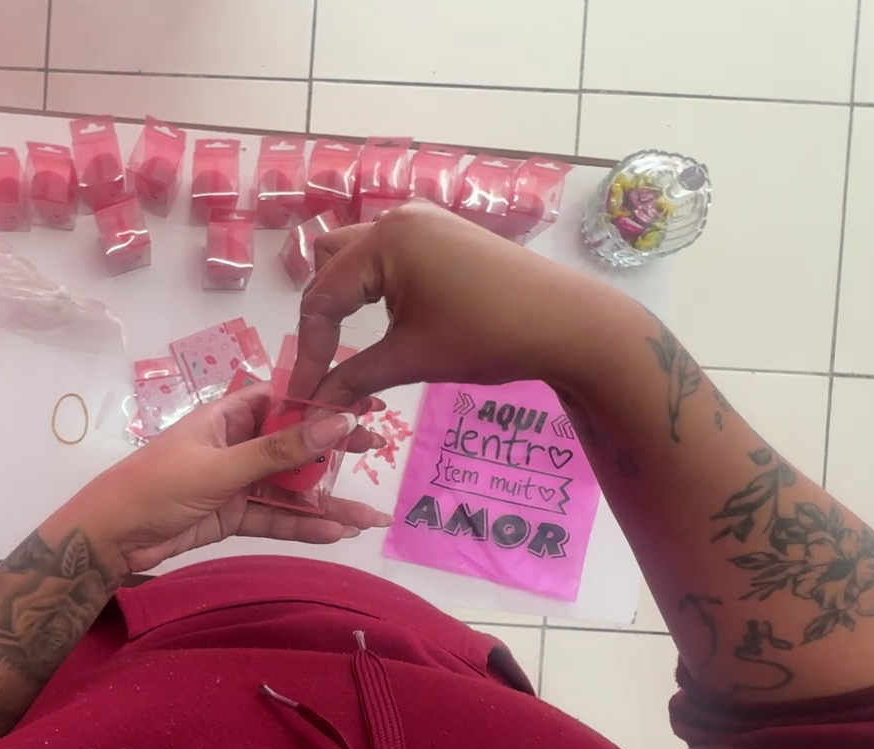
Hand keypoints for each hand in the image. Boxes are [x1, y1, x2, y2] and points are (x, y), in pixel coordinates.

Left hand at [56, 385, 390, 574]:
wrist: (111, 538)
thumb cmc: (157, 487)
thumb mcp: (220, 466)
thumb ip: (279, 451)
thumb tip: (338, 421)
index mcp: (227, 417)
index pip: (283, 400)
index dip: (323, 401)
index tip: (364, 404)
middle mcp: (236, 444)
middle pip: (294, 444)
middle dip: (333, 451)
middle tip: (376, 452)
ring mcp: (236, 482)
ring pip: (289, 488)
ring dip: (325, 503)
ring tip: (369, 518)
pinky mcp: (233, 515)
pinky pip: (275, 518)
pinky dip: (302, 526)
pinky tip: (335, 534)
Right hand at [291, 201, 642, 403]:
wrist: (570, 324)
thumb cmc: (487, 338)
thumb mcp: (410, 359)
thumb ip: (351, 378)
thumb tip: (313, 405)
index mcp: (384, 242)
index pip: (320, 297)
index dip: (308, 352)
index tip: (304, 394)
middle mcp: (396, 219)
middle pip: (327, 267)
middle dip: (321, 320)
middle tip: (324, 368)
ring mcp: (422, 221)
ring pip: (353, 257)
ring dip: (342, 300)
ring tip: (345, 344)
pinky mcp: (440, 233)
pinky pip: (384, 255)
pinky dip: (370, 287)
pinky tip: (380, 318)